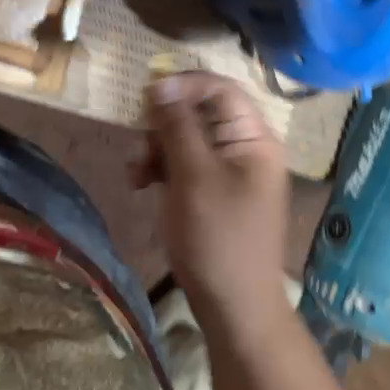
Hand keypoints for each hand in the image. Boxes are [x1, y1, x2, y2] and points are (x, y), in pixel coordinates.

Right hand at [142, 72, 291, 335]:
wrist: (234, 307)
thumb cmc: (217, 238)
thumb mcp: (193, 176)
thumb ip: (178, 125)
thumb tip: (161, 82)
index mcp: (254, 137)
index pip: (219, 88)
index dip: (182, 85)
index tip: (145, 98)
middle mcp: (246, 147)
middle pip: (200, 111)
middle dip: (163, 123)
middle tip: (139, 143)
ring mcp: (230, 171)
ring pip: (187, 137)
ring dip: (156, 147)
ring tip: (136, 172)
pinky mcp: (214, 191)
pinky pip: (185, 164)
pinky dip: (162, 168)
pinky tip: (140, 183)